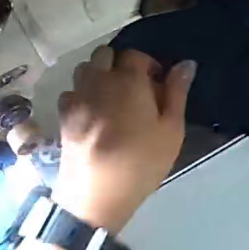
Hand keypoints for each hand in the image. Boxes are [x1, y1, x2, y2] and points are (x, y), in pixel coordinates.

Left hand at [52, 47, 194, 233]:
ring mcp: (77, 96)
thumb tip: (185, 63)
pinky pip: (71, 91)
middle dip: (120, 64)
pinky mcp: (63, 114)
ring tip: (112, 98)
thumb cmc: (141, 163)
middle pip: (105, 54)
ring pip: (85, 69)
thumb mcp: (171, 130)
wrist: (96, 195)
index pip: (136, 55)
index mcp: (128, 80)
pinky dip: (82, 94)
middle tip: (135, 89)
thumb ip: (176, 93)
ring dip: (99, 75)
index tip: (158, 85)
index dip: (149, 66)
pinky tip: (93, 113)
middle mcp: (98, 80)